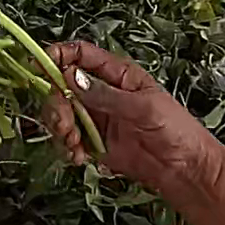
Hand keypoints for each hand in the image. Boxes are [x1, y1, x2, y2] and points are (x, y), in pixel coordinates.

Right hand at [43, 41, 224, 209]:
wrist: (185, 169)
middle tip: (65, 125)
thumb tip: (71, 77)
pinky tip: (78, 158)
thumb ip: (106, 95)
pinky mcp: (94, 142)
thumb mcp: (143, 107)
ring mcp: (96, 117)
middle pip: (62, 86)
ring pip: (61, 113)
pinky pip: (68, 139)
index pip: (81, 55)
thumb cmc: (174, 128)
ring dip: (59, 128)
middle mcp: (102, 92)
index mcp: (117, 74)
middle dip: (57, 104)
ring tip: (74, 145)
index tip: (39, 66)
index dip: (59, 56)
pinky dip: (66, 148)